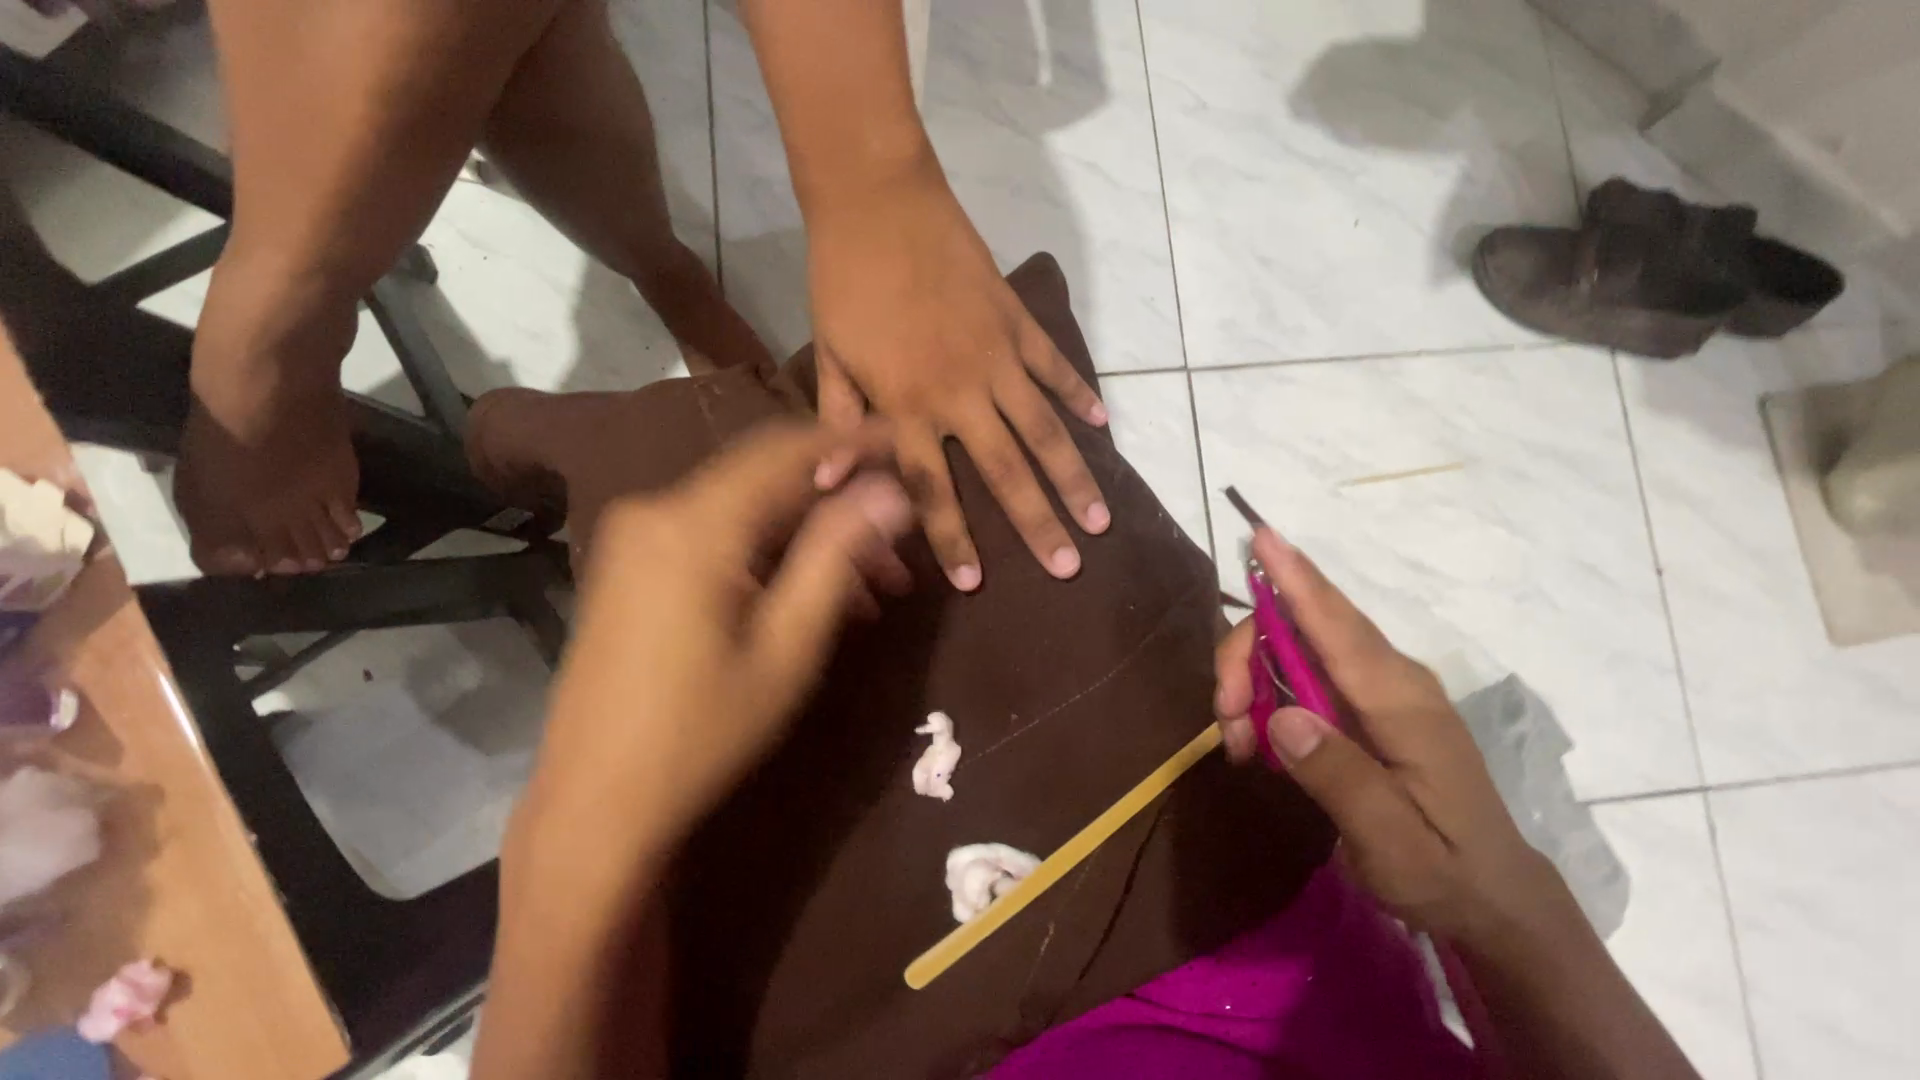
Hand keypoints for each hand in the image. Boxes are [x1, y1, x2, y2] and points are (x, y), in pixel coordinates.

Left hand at [513, 422, 914, 876]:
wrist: (596, 802)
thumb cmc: (704, 731)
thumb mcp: (788, 646)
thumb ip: (839, 555)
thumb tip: (890, 491)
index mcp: (696, 522)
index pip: (789, 449)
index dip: (853, 444)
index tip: (906, 450)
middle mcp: (658, 509)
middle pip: (769, 480)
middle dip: (840, 508)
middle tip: (902, 557)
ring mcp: (636, 538)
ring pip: (746, 512)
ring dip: (810, 539)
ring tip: (872, 593)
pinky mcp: (631, 566)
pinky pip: (716, 537)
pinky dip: (769, 556)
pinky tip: (809, 599)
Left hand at [806, 170, 1109, 590]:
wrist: (878, 199)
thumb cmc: (843, 281)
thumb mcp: (829, 355)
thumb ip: (840, 422)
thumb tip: (833, 484)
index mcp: (906, 406)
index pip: (930, 488)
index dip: (950, 538)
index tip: (976, 582)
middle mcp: (960, 393)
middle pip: (1004, 470)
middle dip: (1036, 522)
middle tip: (1068, 567)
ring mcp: (997, 357)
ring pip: (1043, 428)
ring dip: (1073, 475)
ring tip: (1100, 517)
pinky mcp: (1018, 322)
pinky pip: (1055, 366)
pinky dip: (1079, 395)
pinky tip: (1102, 425)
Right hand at [1214, 528, 1567, 943]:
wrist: (1491, 896)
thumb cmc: (1446, 874)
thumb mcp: (1394, 847)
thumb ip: (1341, 780)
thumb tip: (1283, 716)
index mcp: (1403, 703)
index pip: (1340, 628)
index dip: (1298, 581)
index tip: (1263, 535)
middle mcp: (1390, 680)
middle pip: (1302, 631)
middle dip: (1245, 660)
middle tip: (1227, 723)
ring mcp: (1378, 690)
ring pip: (1293, 651)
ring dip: (1250, 686)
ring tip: (1239, 747)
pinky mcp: (1365, 707)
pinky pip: (1301, 677)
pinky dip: (1266, 701)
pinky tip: (1257, 744)